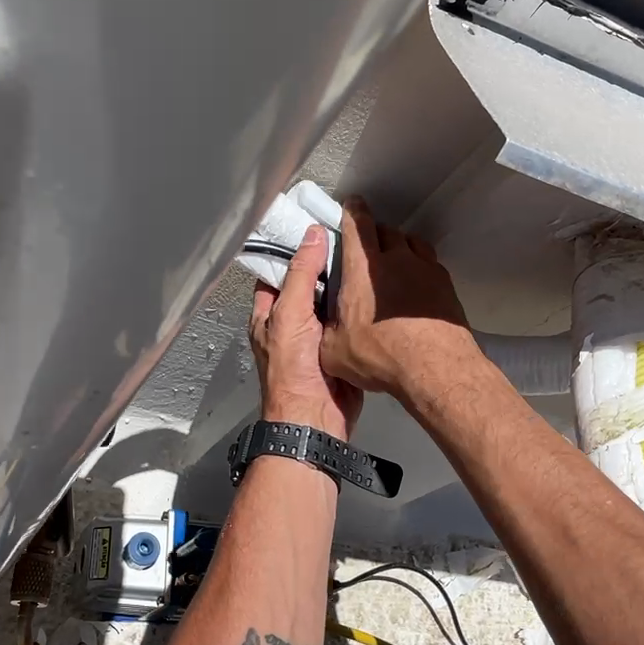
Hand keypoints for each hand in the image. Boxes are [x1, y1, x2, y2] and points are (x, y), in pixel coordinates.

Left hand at [251, 225, 362, 437]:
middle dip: (325, 262)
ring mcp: (316, 334)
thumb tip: (313, 236)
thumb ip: (302, 275)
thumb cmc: (292, 373)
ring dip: (345, 281)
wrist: (316, 419)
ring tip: (365, 251)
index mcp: (269, 312)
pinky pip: (349, 317)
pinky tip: (374, 285)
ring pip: (330, 298)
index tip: (317, 225)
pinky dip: (358, 303)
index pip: (278, 270)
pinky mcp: (340, 345)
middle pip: (308, 282)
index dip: (294, 248)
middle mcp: (290, 321)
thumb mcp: (290, 316)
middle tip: (349, 234)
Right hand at [320, 197, 478, 398]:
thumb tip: (317, 324)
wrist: (435, 368)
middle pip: (385, 230)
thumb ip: (323, 330)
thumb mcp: (334, 351)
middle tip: (367, 245)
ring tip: (393, 260)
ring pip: (410, 241)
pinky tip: (417, 281)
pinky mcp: (445, 283)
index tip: (351, 205)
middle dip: (374, 232)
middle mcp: (395, 259)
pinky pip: (429, 261)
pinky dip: (419, 263)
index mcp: (362, 270)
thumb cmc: (381, 357)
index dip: (353, 212)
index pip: (357, 226)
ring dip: (399, 245)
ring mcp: (424, 268)